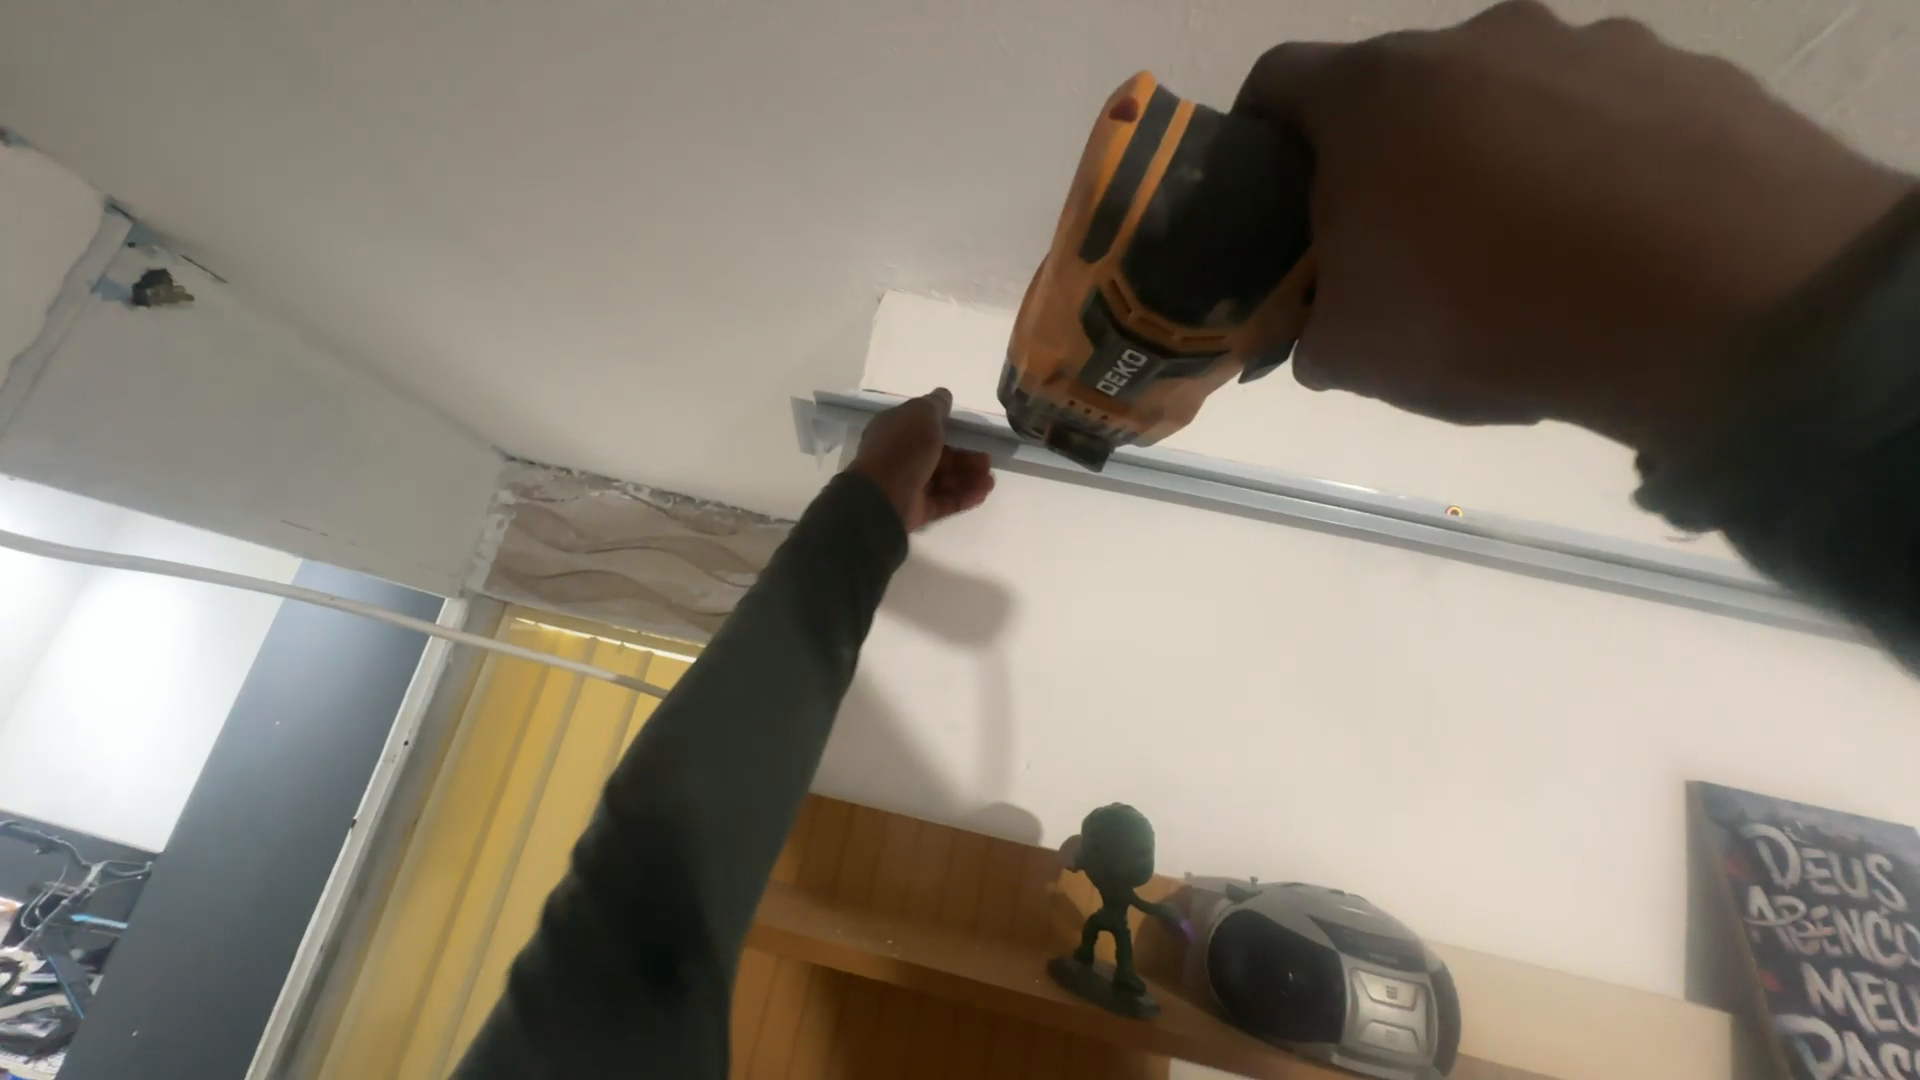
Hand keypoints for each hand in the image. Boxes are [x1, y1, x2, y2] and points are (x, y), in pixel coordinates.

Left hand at [846, 388, 994, 531]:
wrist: (883, 495)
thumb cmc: (904, 447)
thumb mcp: (922, 414)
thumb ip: (936, 405)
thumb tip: (944, 394)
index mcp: (896, 430)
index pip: (926, 428)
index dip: (950, 429)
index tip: (972, 432)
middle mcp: (901, 456)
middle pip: (940, 455)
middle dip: (966, 457)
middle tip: (988, 460)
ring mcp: (909, 484)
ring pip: (945, 479)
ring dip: (969, 477)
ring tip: (990, 480)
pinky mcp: (917, 508)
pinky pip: (944, 500)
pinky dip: (964, 496)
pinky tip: (983, 493)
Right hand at [1236, 1, 1913, 452]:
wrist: (1711, 302)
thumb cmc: (1478, 313)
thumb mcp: (1346, 351)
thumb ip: (1304, 329)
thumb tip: (1317, 328)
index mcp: (1371, 97)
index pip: (1277, 82)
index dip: (1255, 136)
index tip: (1265, 197)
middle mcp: (1473, 42)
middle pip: (1387, 94)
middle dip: (1368, 164)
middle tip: (1383, 248)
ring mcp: (1584, 44)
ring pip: (1486, 101)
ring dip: (1466, 163)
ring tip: (1494, 254)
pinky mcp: (1679, 69)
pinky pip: (1581, 115)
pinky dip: (1558, 166)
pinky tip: (1578, 242)